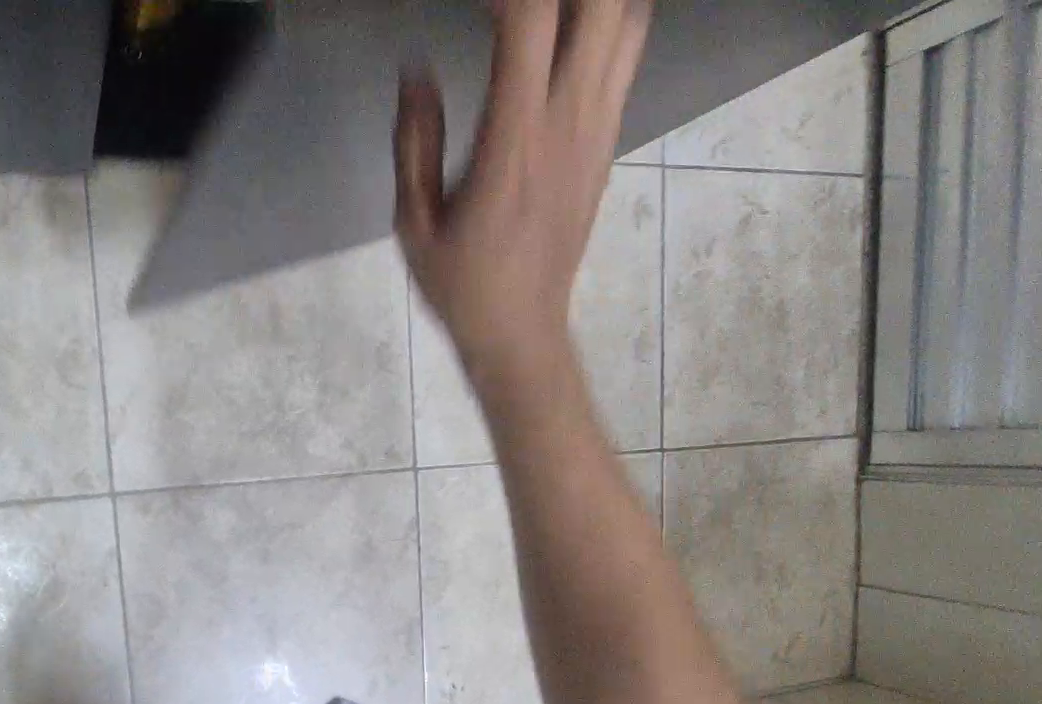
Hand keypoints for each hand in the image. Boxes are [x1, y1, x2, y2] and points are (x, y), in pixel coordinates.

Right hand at [394, 0, 652, 399]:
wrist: (522, 333)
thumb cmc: (461, 286)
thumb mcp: (414, 223)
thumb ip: (414, 142)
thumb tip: (416, 72)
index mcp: (514, 141)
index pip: (530, 20)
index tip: (472, 2)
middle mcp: (569, 123)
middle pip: (601, 5)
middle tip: (509, 7)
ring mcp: (598, 133)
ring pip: (627, 20)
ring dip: (590, 3)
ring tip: (540, 17)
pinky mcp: (608, 147)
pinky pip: (626, 59)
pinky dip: (603, 27)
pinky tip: (561, 43)